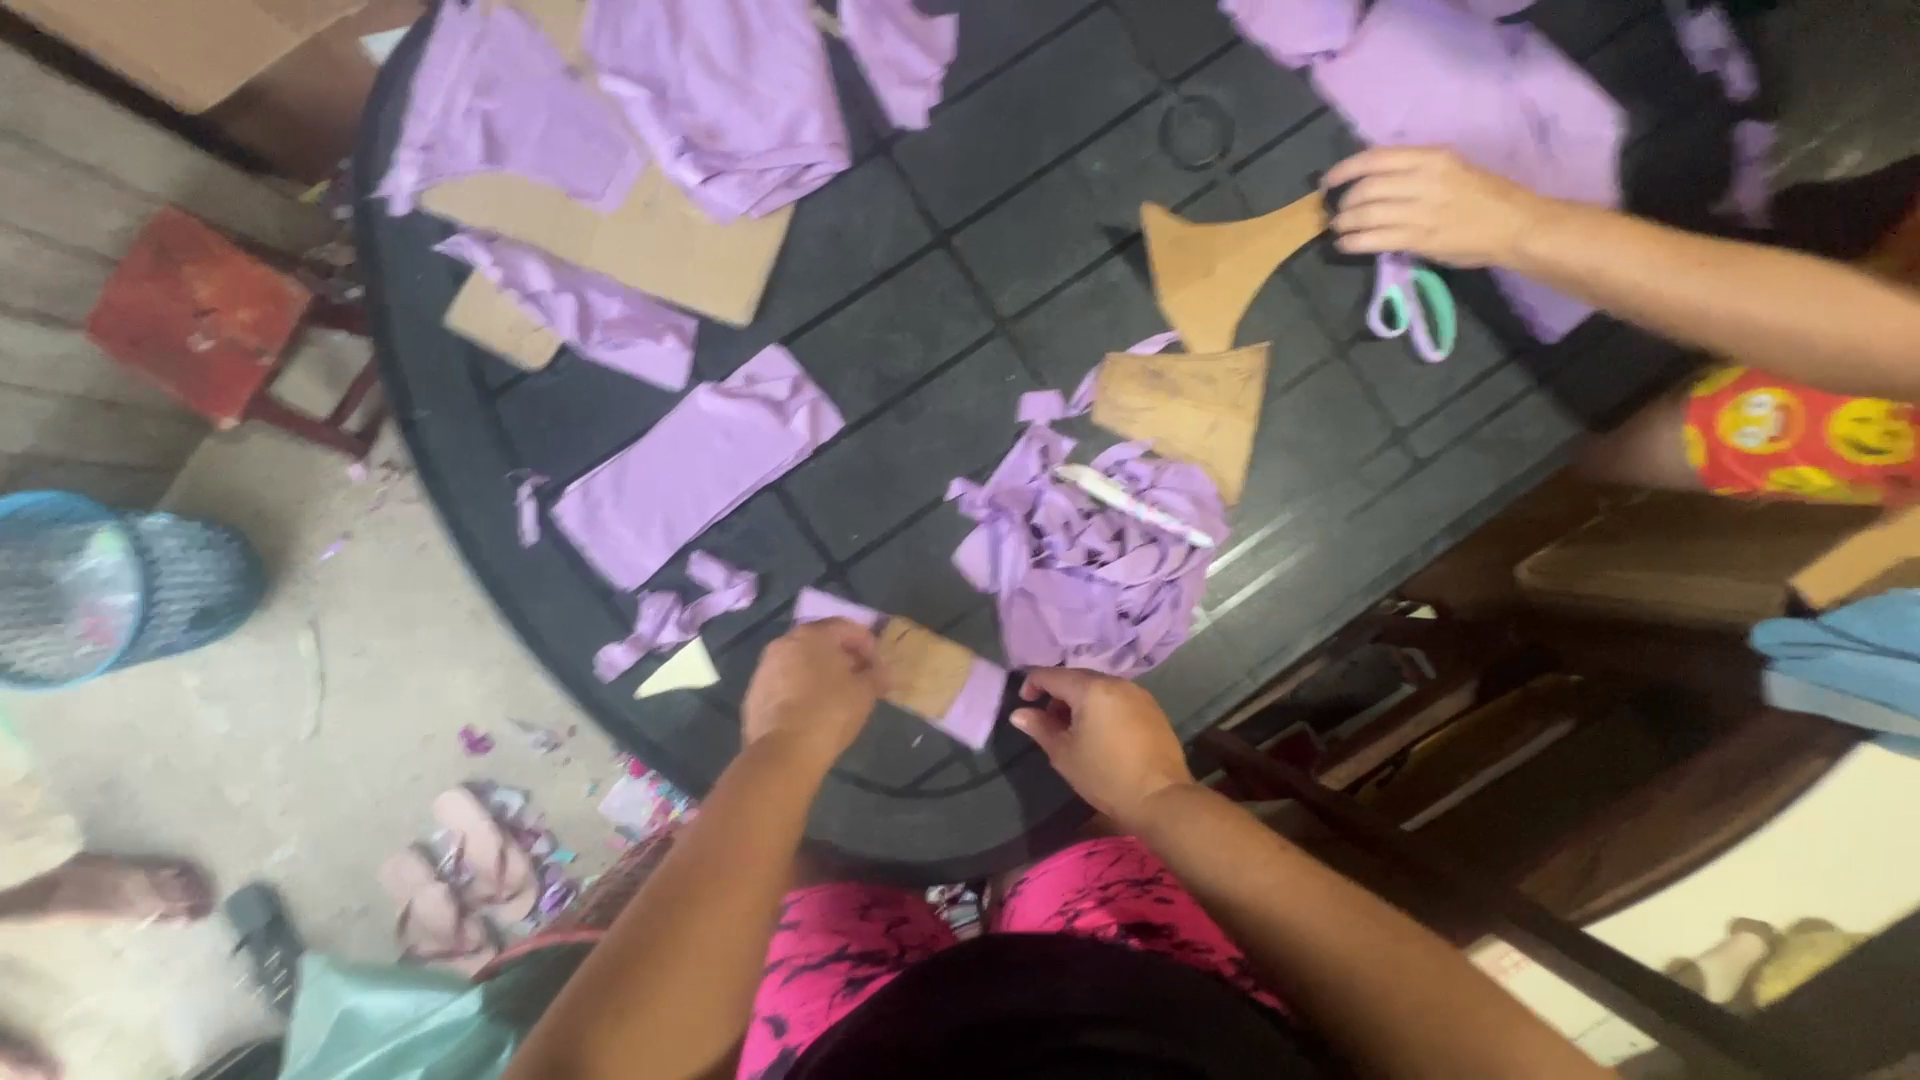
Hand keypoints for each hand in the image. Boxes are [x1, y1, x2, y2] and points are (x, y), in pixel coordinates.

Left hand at [742, 619, 883, 768]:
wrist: (783, 752)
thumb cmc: (830, 712)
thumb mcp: (864, 693)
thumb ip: (877, 677)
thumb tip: (886, 674)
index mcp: (812, 635)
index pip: (846, 627)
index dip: (868, 644)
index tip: (878, 667)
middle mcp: (784, 643)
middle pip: (820, 642)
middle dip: (843, 657)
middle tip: (860, 678)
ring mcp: (765, 668)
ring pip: (800, 662)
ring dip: (820, 672)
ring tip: (837, 696)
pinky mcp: (754, 693)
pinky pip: (784, 683)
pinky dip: (800, 689)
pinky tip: (812, 710)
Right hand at [1011, 668, 1195, 827]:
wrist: (1160, 797)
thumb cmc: (1105, 775)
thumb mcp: (1064, 754)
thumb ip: (1040, 728)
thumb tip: (1019, 714)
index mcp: (1090, 688)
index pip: (1051, 675)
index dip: (1032, 685)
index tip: (1025, 706)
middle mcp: (1116, 682)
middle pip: (1077, 678)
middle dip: (1057, 694)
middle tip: (1048, 721)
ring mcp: (1138, 693)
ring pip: (1099, 687)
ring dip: (1080, 700)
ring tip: (1073, 729)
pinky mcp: (1152, 708)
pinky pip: (1117, 697)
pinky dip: (1102, 706)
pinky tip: (1100, 732)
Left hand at [1323, 147, 1553, 267]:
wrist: (1516, 225)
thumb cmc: (1486, 196)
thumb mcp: (1453, 168)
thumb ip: (1417, 171)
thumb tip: (1378, 177)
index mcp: (1433, 158)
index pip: (1376, 158)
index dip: (1345, 169)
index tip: (1328, 180)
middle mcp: (1424, 180)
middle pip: (1366, 188)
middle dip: (1343, 201)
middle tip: (1337, 211)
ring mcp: (1420, 211)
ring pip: (1365, 214)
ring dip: (1344, 222)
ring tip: (1339, 228)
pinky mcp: (1418, 239)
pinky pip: (1372, 239)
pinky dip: (1351, 242)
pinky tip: (1344, 244)